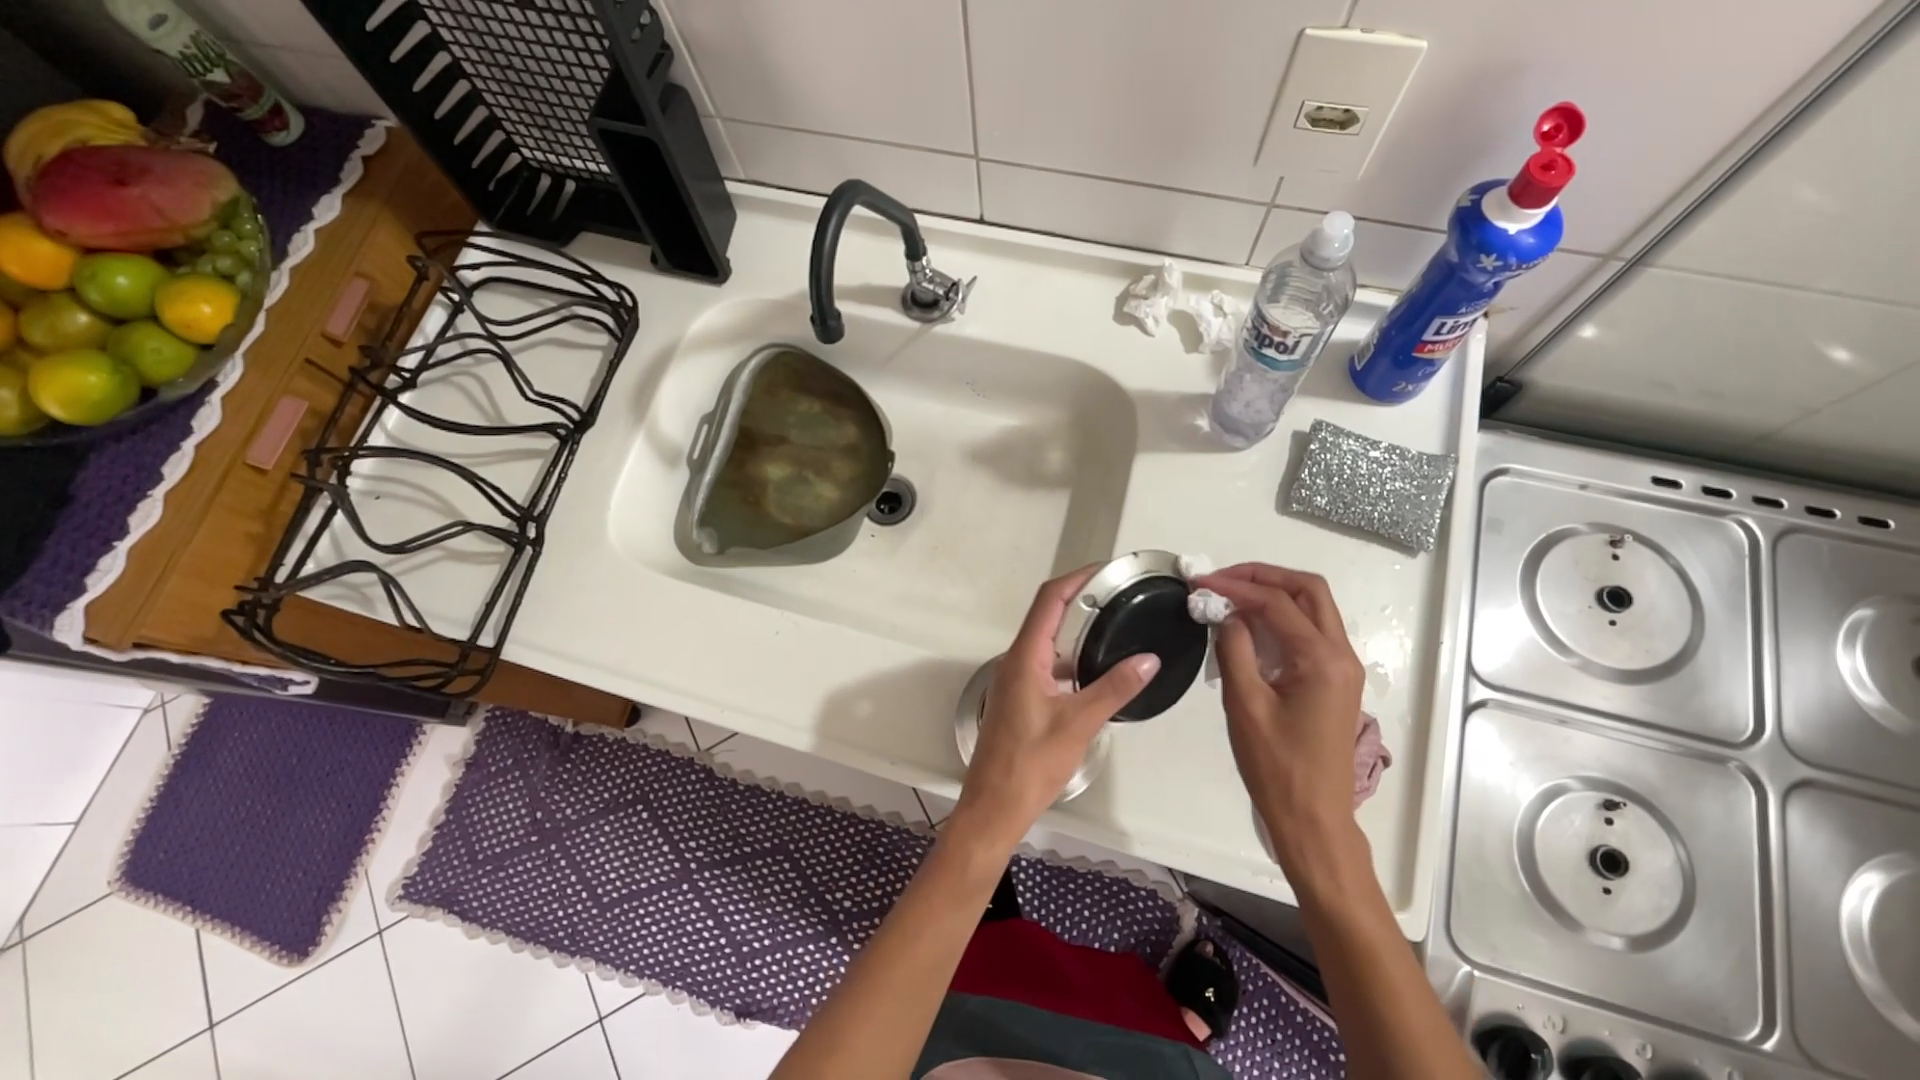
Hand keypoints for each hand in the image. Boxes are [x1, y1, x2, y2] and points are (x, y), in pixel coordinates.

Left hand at [951, 566, 1159, 848]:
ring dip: (1078, 631)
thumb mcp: (1079, 724)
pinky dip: (1073, 659)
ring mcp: (1017, 682)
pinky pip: (1049, 666)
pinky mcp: (1022, 700)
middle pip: (1048, 616)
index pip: (1049, 601)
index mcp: (1025, 659)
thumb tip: (1147, 660)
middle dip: (1082, 600)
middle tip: (1120, 596)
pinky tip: (1099, 671)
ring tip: (1116, 627)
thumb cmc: (1030, 765)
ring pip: (1049, 643)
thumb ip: (1115, 688)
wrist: (995, 806)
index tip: (1106, 570)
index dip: (1077, 580)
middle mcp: (1016, 663)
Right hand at [1194, 564, 1365, 869]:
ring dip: (1274, 594)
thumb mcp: (1245, 706)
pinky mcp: (1335, 682)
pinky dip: (1281, 619)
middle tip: (1221, 580)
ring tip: (1230, 598)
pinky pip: (1311, 633)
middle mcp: (1341, 655)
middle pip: (1308, 590)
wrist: (1313, 818)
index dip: (1236, 586)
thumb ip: (1235, 651)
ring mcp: (1342, 668)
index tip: (1199, 583)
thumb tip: (1227, 614)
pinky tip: (1248, 628)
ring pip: (1314, 608)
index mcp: (1322, 659)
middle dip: (1264, 576)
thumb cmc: (1277, 767)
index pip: (1277, 602)